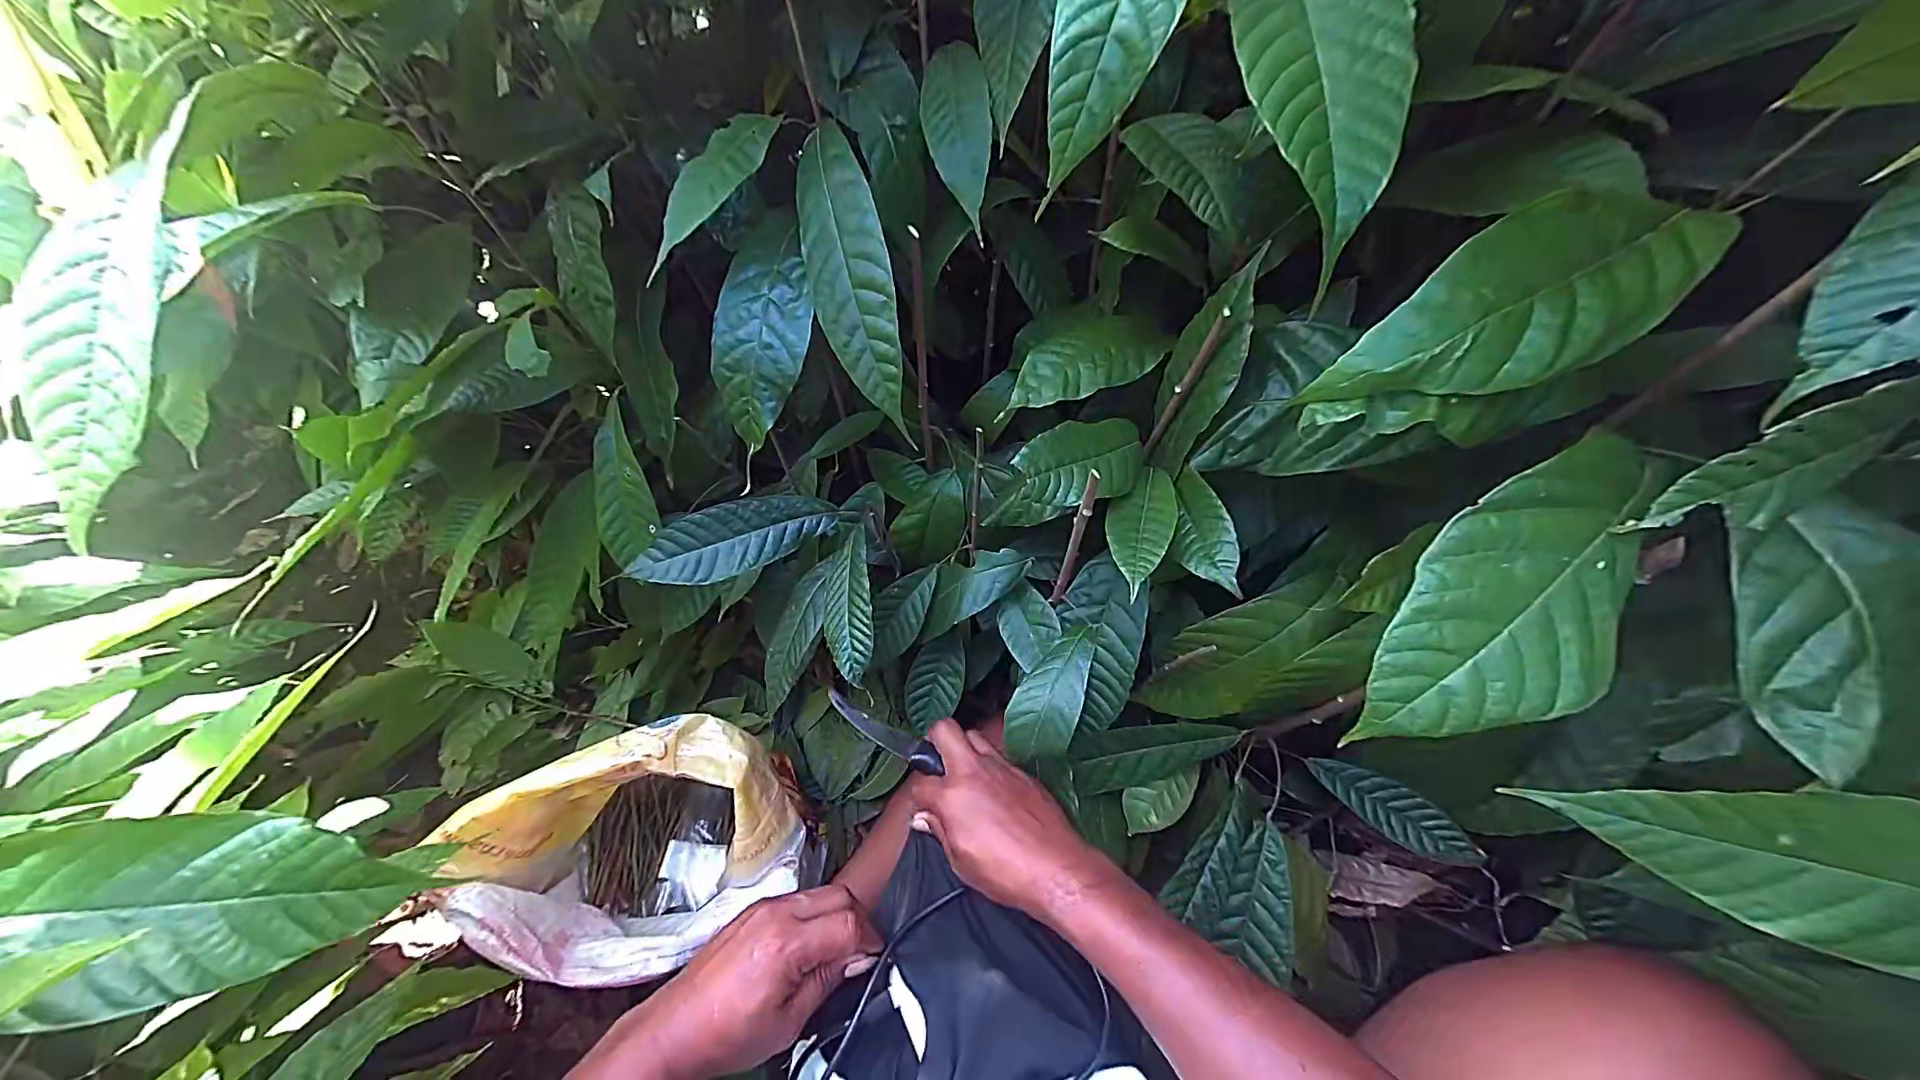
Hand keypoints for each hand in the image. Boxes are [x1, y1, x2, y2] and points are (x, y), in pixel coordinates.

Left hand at [567, 885, 880, 1079]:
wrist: (673, 1029)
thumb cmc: (722, 1034)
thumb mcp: (789, 1022)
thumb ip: (828, 980)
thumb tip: (857, 958)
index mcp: (785, 943)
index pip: (848, 921)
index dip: (869, 940)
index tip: (873, 956)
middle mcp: (775, 914)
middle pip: (840, 895)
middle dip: (858, 920)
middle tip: (861, 951)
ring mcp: (762, 907)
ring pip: (821, 892)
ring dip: (837, 914)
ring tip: (836, 950)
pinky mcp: (753, 909)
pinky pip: (798, 899)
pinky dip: (815, 913)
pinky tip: (811, 943)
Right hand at [909, 719, 1126, 921]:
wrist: (1056, 869)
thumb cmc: (1009, 872)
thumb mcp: (961, 862)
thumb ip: (940, 832)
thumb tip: (926, 819)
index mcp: (953, 795)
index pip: (921, 783)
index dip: (920, 797)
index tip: (925, 807)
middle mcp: (976, 772)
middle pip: (945, 730)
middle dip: (935, 741)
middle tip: (937, 764)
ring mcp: (1002, 768)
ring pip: (975, 736)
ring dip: (965, 749)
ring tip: (966, 775)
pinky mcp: (1024, 773)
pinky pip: (1001, 757)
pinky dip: (992, 767)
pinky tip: (995, 791)